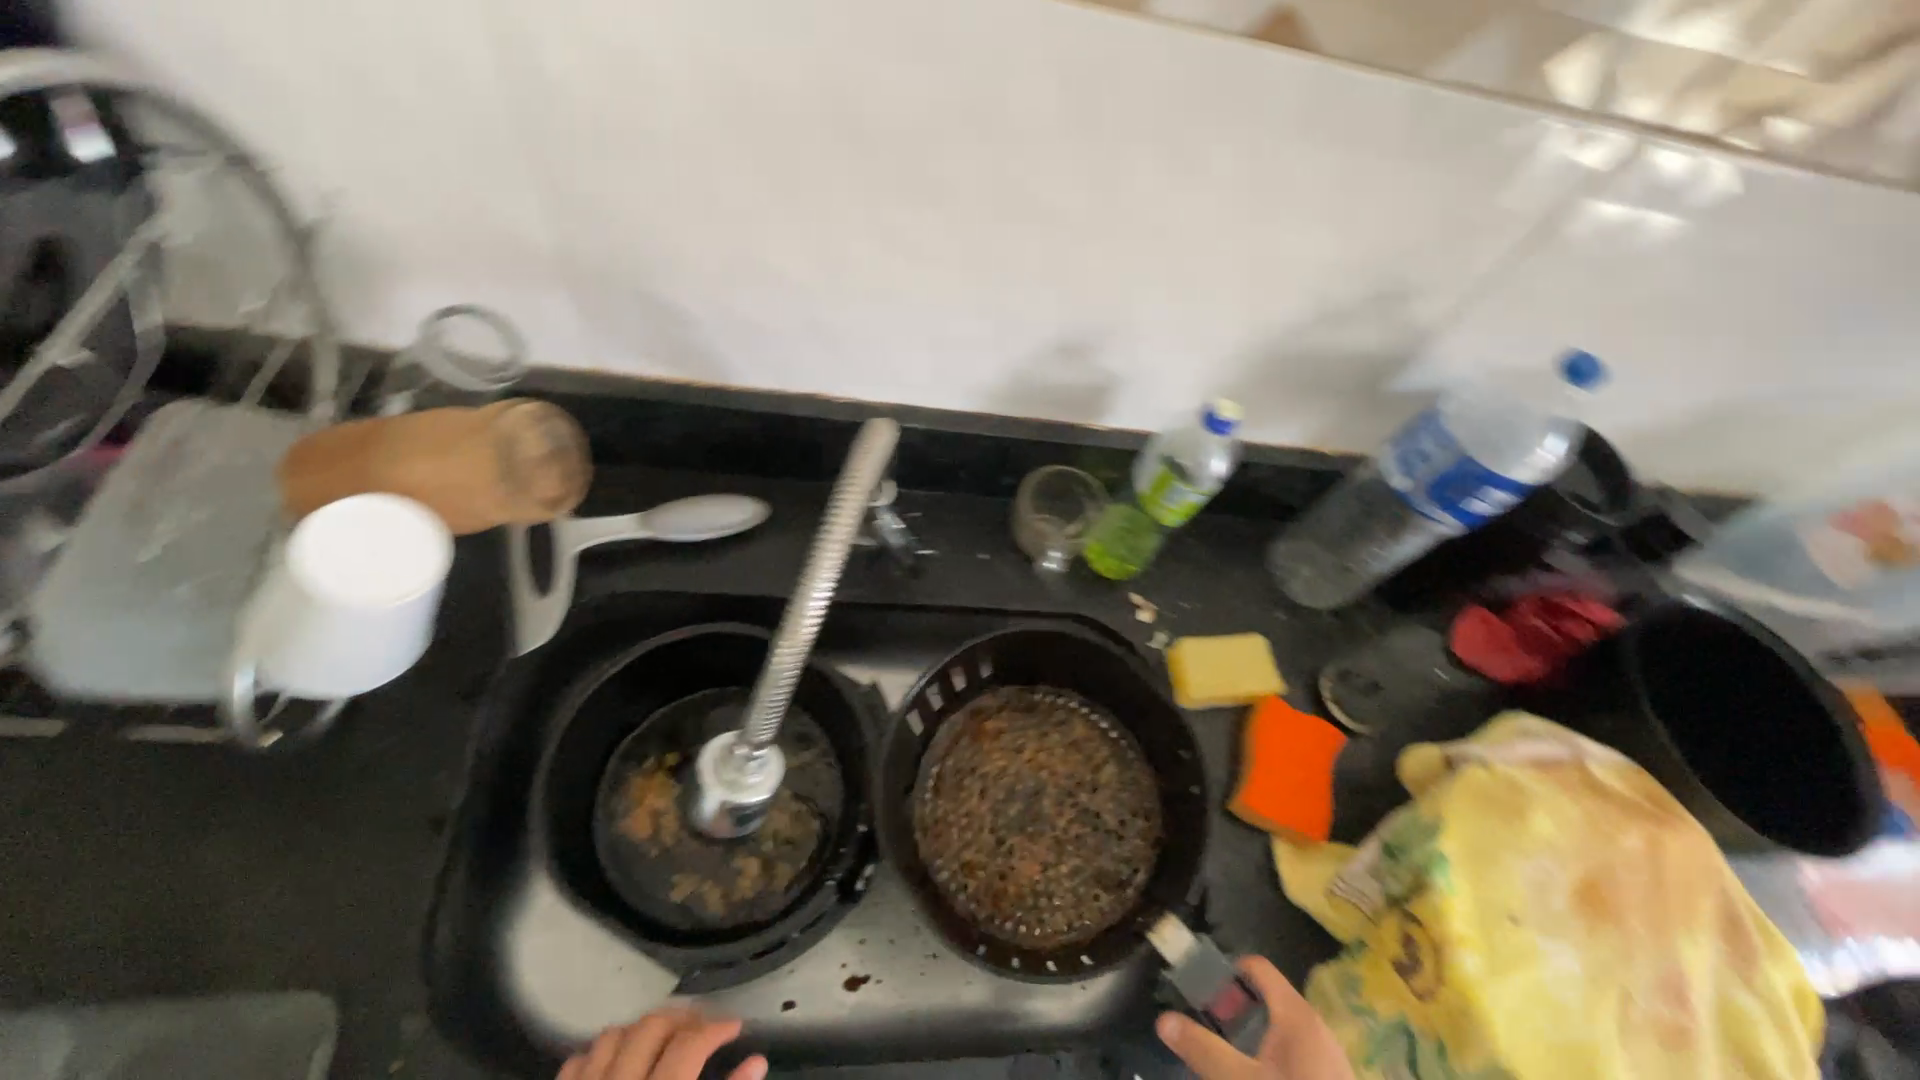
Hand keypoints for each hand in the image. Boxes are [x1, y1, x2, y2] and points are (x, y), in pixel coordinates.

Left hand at [558, 1009, 767, 1079]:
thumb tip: (757, 1062)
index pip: (690, 1044)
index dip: (716, 1028)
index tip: (735, 1026)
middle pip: (651, 1027)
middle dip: (681, 1019)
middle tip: (702, 1026)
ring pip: (611, 1036)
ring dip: (640, 1031)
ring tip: (661, 1040)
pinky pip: (575, 1063)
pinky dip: (598, 1054)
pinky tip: (614, 1063)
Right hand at [1156, 956, 1352, 1079]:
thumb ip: (1202, 1050)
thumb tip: (1164, 1020)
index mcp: (1295, 1014)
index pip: (1257, 967)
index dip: (1226, 971)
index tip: (1201, 993)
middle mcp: (1315, 1026)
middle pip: (1267, 999)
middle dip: (1234, 1011)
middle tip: (1209, 1033)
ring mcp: (1328, 1055)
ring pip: (1280, 1029)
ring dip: (1251, 1037)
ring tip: (1229, 1063)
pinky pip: (1295, 1054)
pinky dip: (1271, 1059)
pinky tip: (1257, 1079)